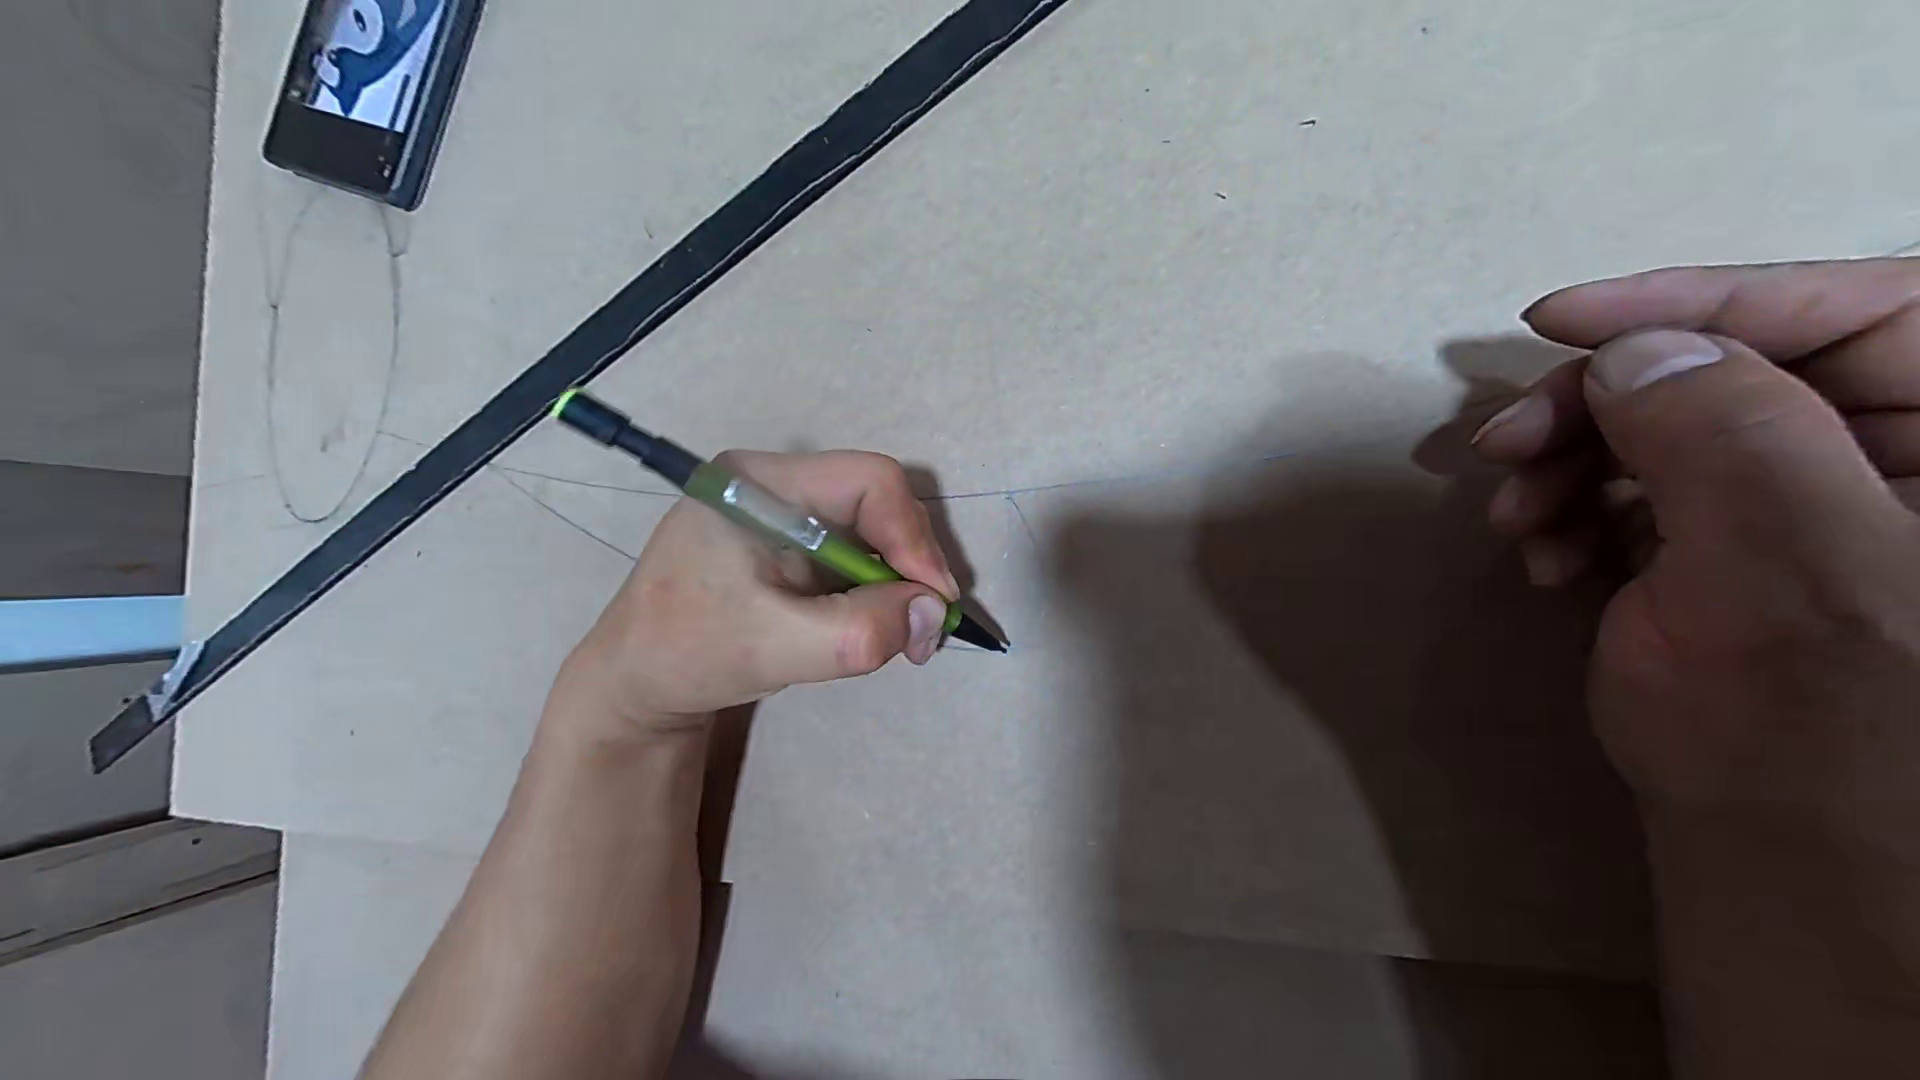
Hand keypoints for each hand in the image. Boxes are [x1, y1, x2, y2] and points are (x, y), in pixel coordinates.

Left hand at [553, 450, 959, 732]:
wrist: (636, 682)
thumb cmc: (684, 654)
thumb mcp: (771, 648)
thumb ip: (858, 631)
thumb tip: (933, 612)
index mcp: (760, 484)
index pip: (867, 482)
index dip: (912, 537)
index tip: (934, 601)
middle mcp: (779, 486)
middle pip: (878, 505)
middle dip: (911, 567)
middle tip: (926, 629)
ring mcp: (789, 515)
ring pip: (875, 533)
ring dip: (900, 585)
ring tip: (906, 637)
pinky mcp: (795, 546)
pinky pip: (859, 556)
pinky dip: (881, 593)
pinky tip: (877, 627)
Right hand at [1474, 260, 1919, 845]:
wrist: (1785, 844)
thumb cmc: (1832, 733)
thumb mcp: (1801, 575)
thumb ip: (1737, 443)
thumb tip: (1631, 352)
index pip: (1868, 310)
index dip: (1702, 301)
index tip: (1557, 319)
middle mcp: (1897, 453)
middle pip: (1726, 371)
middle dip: (1596, 405)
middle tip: (1503, 445)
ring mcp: (1797, 497)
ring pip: (1657, 429)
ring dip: (1565, 465)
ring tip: (1516, 521)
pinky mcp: (1717, 537)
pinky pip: (1626, 487)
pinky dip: (1569, 512)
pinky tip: (1546, 556)